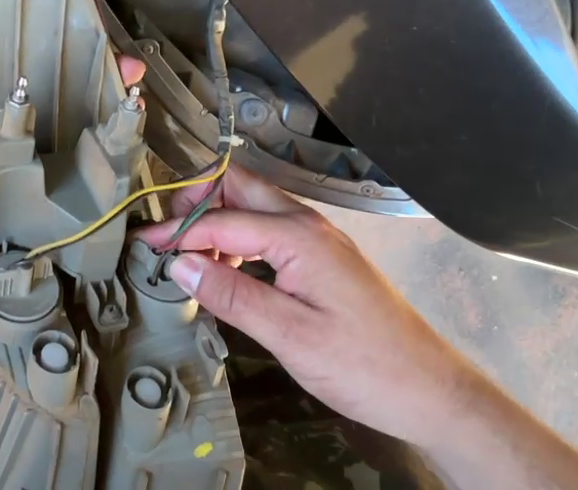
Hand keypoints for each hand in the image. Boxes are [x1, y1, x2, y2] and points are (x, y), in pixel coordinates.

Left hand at [0, 57, 147, 231]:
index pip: (9, 62)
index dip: (47, 46)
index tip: (86, 31)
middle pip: (46, 95)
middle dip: (89, 78)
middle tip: (128, 69)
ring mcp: (8, 167)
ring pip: (58, 136)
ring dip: (95, 120)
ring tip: (134, 105)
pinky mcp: (18, 203)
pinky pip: (53, 181)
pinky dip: (83, 174)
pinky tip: (114, 166)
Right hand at [138, 166, 487, 447]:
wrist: (433, 391)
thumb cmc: (363, 366)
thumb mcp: (291, 337)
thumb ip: (232, 294)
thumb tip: (180, 263)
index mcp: (298, 235)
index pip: (221, 220)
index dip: (178, 231)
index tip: (144, 245)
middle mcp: (307, 222)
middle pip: (238, 186)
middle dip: (197, 201)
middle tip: (167, 234)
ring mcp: (318, 236)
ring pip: (253, 204)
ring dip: (217, 218)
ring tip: (190, 256)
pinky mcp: (323, 255)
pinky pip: (269, 227)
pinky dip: (239, 237)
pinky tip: (228, 269)